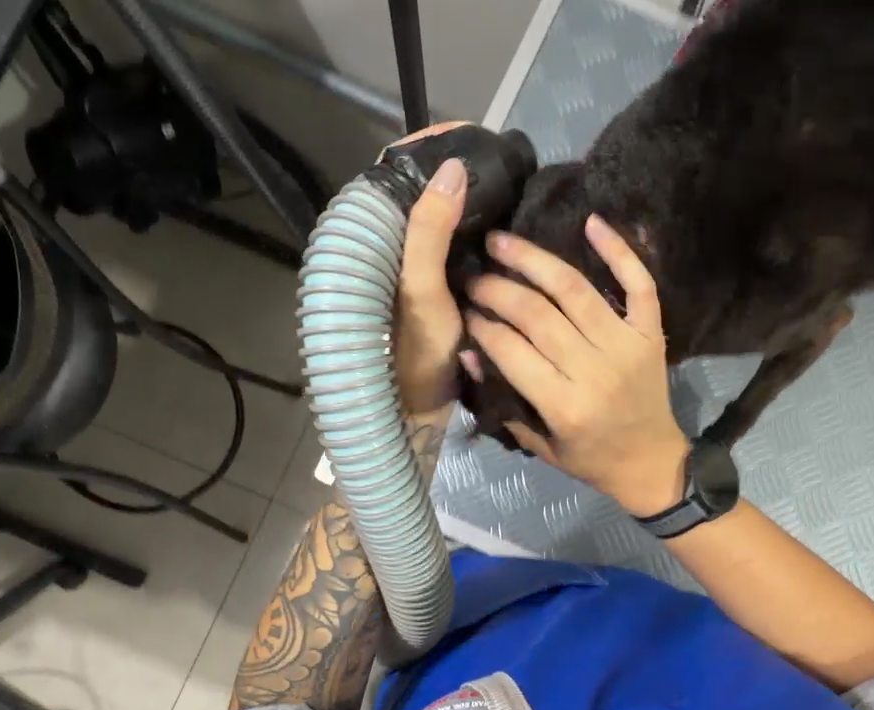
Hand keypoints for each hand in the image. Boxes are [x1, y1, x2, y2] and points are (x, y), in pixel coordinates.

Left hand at [390, 122, 473, 416]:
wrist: (414, 413)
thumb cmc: (413, 356)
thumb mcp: (423, 291)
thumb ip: (428, 231)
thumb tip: (453, 167)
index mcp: (372, 241)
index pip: (392, 172)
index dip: (428, 146)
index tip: (471, 133)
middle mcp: (385, 247)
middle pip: (413, 191)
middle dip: (449, 168)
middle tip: (496, 157)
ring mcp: (404, 268)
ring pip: (428, 216)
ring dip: (460, 197)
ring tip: (501, 181)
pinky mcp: (423, 288)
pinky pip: (442, 243)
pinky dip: (465, 227)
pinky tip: (492, 223)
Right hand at [466, 216, 688, 515]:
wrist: (651, 463)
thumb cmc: (589, 459)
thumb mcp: (540, 443)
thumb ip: (503, 401)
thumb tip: (467, 351)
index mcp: (565, 405)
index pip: (511, 349)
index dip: (481, 324)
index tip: (463, 309)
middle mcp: (595, 370)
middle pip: (537, 313)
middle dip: (497, 288)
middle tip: (474, 273)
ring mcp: (627, 346)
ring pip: (575, 289)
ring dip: (534, 259)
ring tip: (502, 242)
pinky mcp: (651, 333)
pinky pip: (638, 283)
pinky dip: (618, 249)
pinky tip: (590, 222)